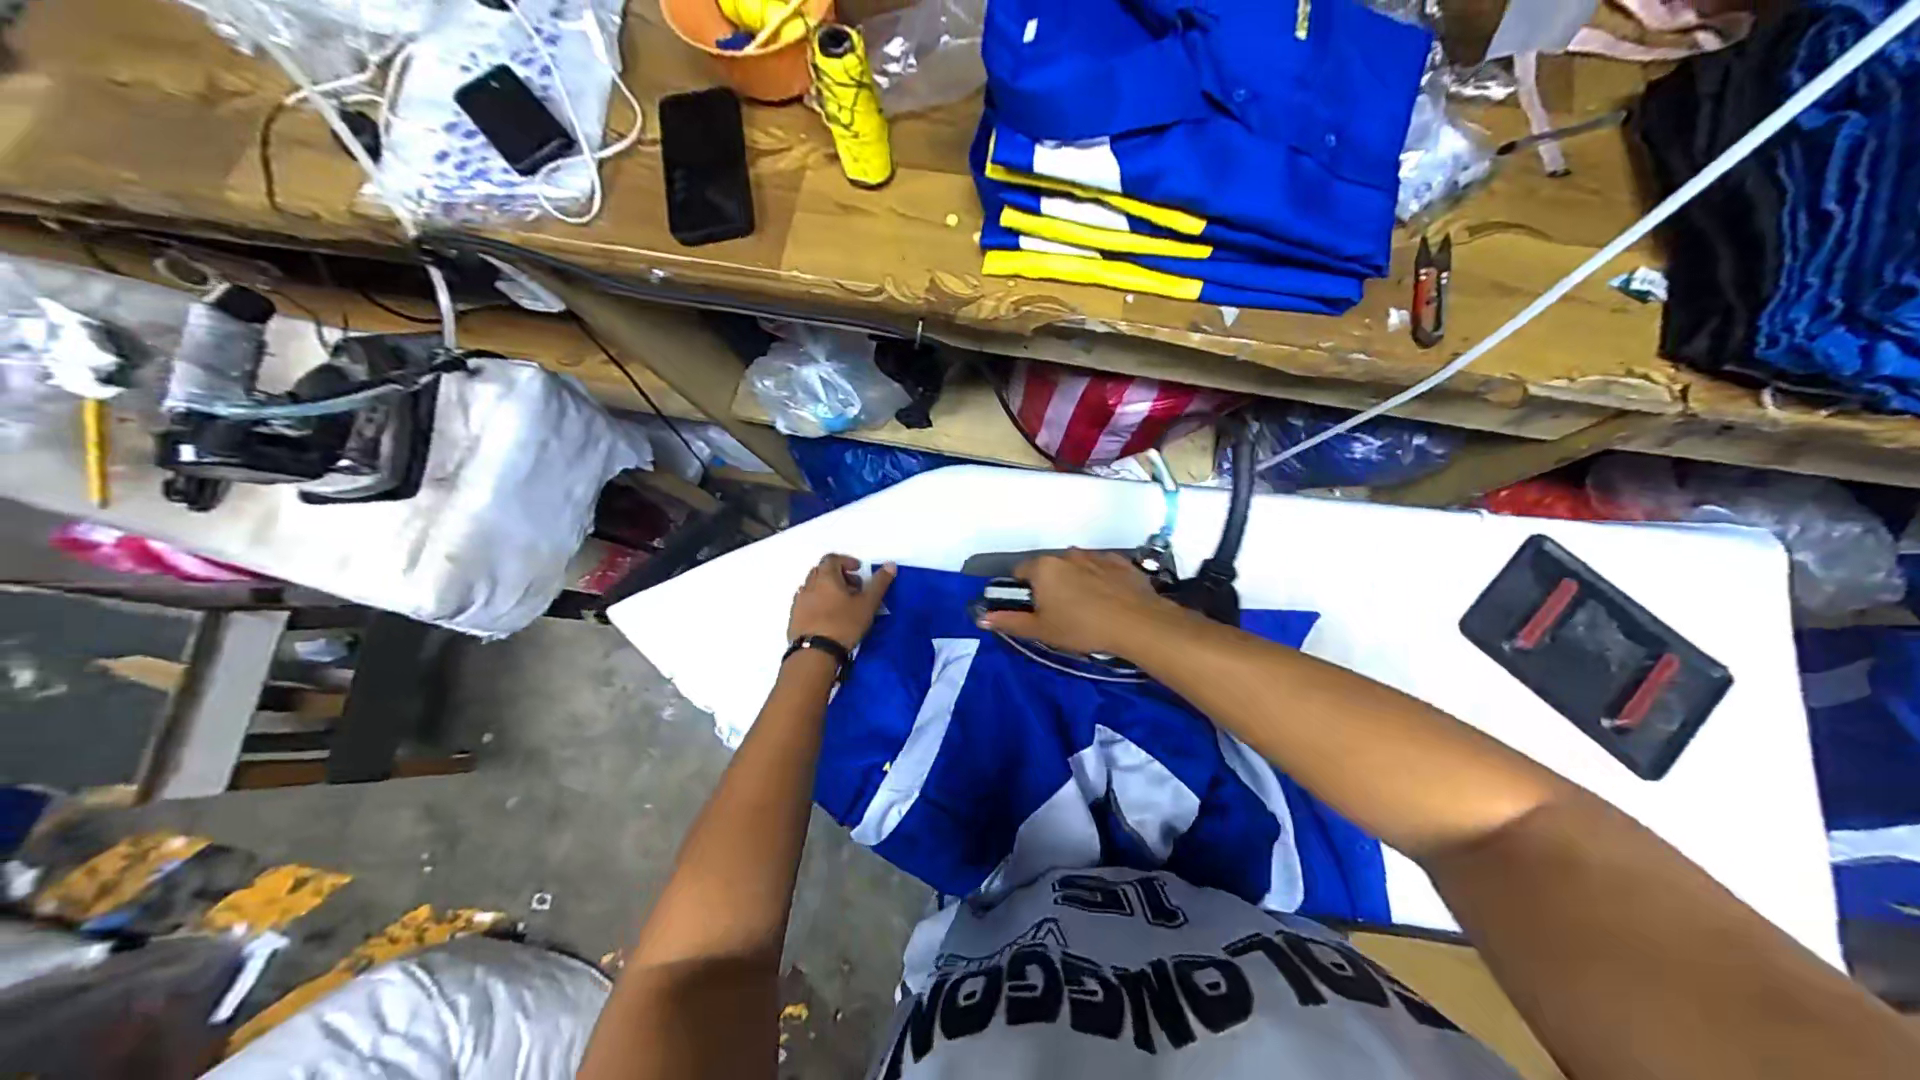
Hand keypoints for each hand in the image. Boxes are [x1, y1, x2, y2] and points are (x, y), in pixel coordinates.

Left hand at [787, 554, 895, 649]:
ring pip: (813, 587)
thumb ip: (879, 583)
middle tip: (853, 588)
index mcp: (825, 577)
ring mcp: (799, 601)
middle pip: (822, 571)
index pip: (833, 558)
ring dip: (827, 589)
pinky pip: (807, 602)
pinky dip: (818, 602)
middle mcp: (808, 585)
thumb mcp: (867, 604)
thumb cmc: (843, 624)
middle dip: (838, 575)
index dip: (847, 561)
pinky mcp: (794, 617)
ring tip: (841, 604)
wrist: (814, 653)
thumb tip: (890, 564)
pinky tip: (828, 617)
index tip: (858, 570)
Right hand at [976, 549, 1177, 656]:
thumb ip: (1010, 621)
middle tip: (1059, 614)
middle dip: (1050, 587)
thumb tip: (982, 618)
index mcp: (1043, 568)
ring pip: (1076, 567)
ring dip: (1076, 582)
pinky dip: (1101, 580)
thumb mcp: (1042, 630)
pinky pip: (1103, 569)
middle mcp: (1067, 554)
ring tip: (1087, 609)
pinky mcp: (1121, 562)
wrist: (1136, 623)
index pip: (1020, 573)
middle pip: (1049, 569)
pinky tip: (1108, 600)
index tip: (1033, 611)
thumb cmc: (1082, 627)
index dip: (1023, 593)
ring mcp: (1096, 556)